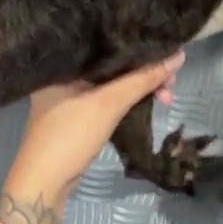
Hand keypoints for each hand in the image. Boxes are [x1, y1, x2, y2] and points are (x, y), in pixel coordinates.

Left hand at [8, 53, 185, 193]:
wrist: (44, 181)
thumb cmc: (70, 136)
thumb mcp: (108, 104)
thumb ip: (142, 80)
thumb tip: (178, 56)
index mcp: (63, 60)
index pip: (107, 42)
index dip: (140, 48)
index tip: (168, 56)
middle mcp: (64, 73)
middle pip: (113, 64)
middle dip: (144, 73)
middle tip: (172, 83)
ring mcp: (69, 95)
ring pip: (112, 83)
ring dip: (138, 89)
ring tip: (166, 96)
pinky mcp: (76, 114)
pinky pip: (107, 98)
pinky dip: (126, 101)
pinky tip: (146, 102)